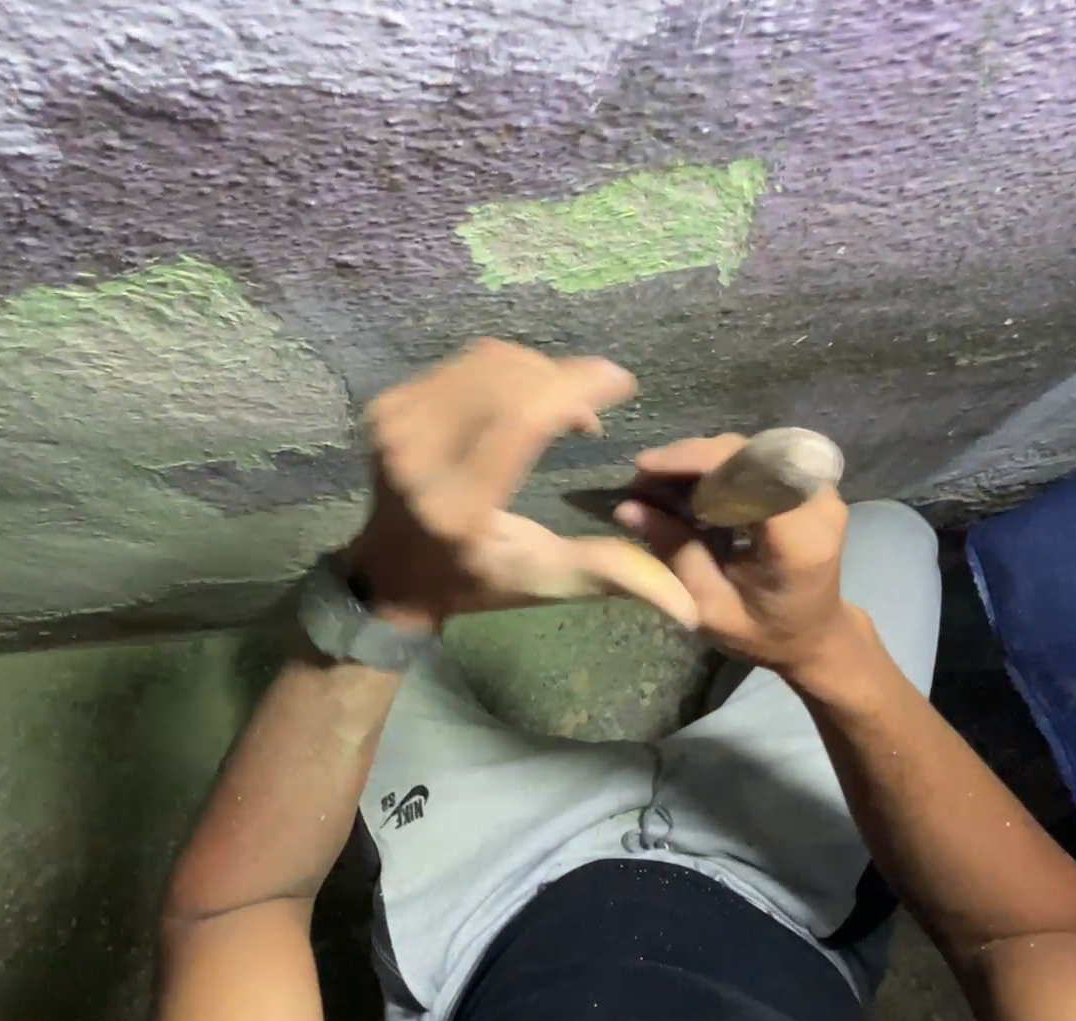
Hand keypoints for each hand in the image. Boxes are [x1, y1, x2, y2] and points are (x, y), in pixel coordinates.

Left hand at [345, 339, 696, 631]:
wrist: (388, 572)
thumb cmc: (472, 580)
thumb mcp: (542, 581)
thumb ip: (612, 576)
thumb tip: (687, 604)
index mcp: (460, 504)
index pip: (524, 416)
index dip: (579, 386)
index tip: (622, 383)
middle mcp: (420, 455)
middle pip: (511, 379)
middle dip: (564, 380)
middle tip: (593, 410)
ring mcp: (397, 424)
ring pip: (488, 362)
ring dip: (538, 373)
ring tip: (564, 408)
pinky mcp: (388, 406)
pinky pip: (463, 364)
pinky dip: (504, 372)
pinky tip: (521, 400)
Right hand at [615, 434, 867, 685]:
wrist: (813, 634)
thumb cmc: (763, 632)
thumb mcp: (709, 607)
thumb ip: (675, 553)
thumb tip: (628, 509)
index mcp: (798, 541)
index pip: (750, 472)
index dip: (695, 459)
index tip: (644, 469)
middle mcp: (817, 505)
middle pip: (746, 453)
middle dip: (688, 461)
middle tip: (642, 484)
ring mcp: (817, 489)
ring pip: (747, 450)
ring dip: (698, 462)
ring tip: (657, 486)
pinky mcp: (807, 484)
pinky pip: (755, 459)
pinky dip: (714, 467)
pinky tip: (686, 488)